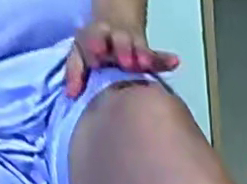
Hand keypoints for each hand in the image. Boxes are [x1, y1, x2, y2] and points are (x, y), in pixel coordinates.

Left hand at [65, 19, 179, 98]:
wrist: (114, 25)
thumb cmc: (96, 49)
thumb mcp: (81, 55)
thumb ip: (75, 72)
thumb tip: (71, 94)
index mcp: (96, 37)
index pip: (94, 39)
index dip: (95, 47)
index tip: (96, 58)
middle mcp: (115, 39)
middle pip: (119, 41)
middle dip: (123, 49)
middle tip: (126, 62)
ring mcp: (133, 45)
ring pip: (139, 48)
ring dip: (143, 55)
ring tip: (146, 64)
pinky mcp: (147, 53)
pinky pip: (157, 57)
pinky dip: (165, 60)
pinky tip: (175, 62)